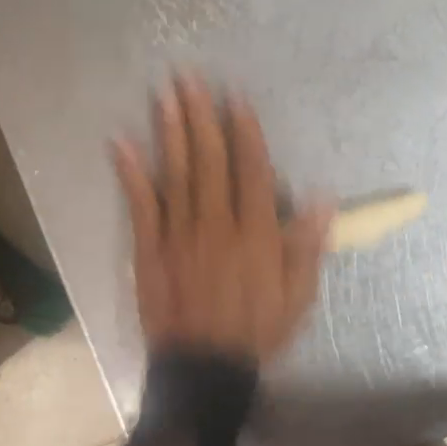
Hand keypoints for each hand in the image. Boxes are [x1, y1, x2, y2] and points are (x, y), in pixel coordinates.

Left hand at [112, 78, 331, 362]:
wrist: (204, 369)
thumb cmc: (258, 330)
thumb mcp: (299, 295)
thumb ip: (307, 245)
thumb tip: (324, 198)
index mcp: (256, 234)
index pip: (252, 171)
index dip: (245, 132)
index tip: (237, 98)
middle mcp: (216, 225)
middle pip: (208, 161)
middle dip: (200, 116)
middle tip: (188, 77)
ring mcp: (179, 235)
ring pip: (175, 174)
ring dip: (170, 131)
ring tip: (164, 94)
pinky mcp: (150, 250)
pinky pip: (141, 205)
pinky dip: (131, 173)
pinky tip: (122, 142)